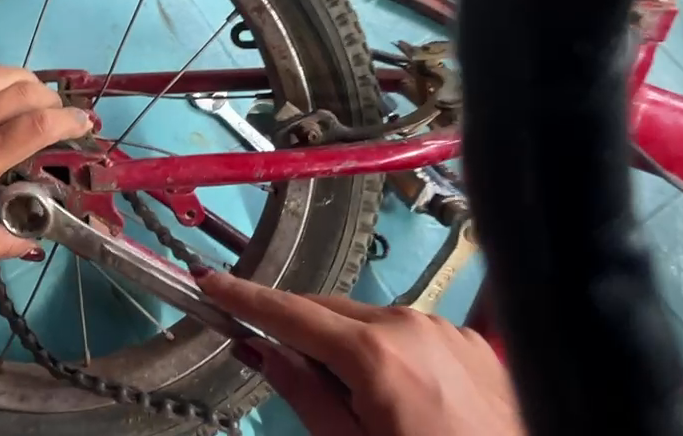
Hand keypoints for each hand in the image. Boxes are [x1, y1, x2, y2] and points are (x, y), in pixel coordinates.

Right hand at [199, 274, 522, 435]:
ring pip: (369, 321)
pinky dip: (391, 352)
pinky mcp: (476, 344)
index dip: (243, 298)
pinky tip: (409, 398)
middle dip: (301, 331)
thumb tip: (258, 349)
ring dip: (348, 344)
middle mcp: (408, 323)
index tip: (206, 282)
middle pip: (328, 312)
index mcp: (374, 353)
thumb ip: (303, 394)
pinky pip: (411, 334)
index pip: (290, 313)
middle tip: (284, 364)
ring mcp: (447, 329)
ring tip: (361, 399)